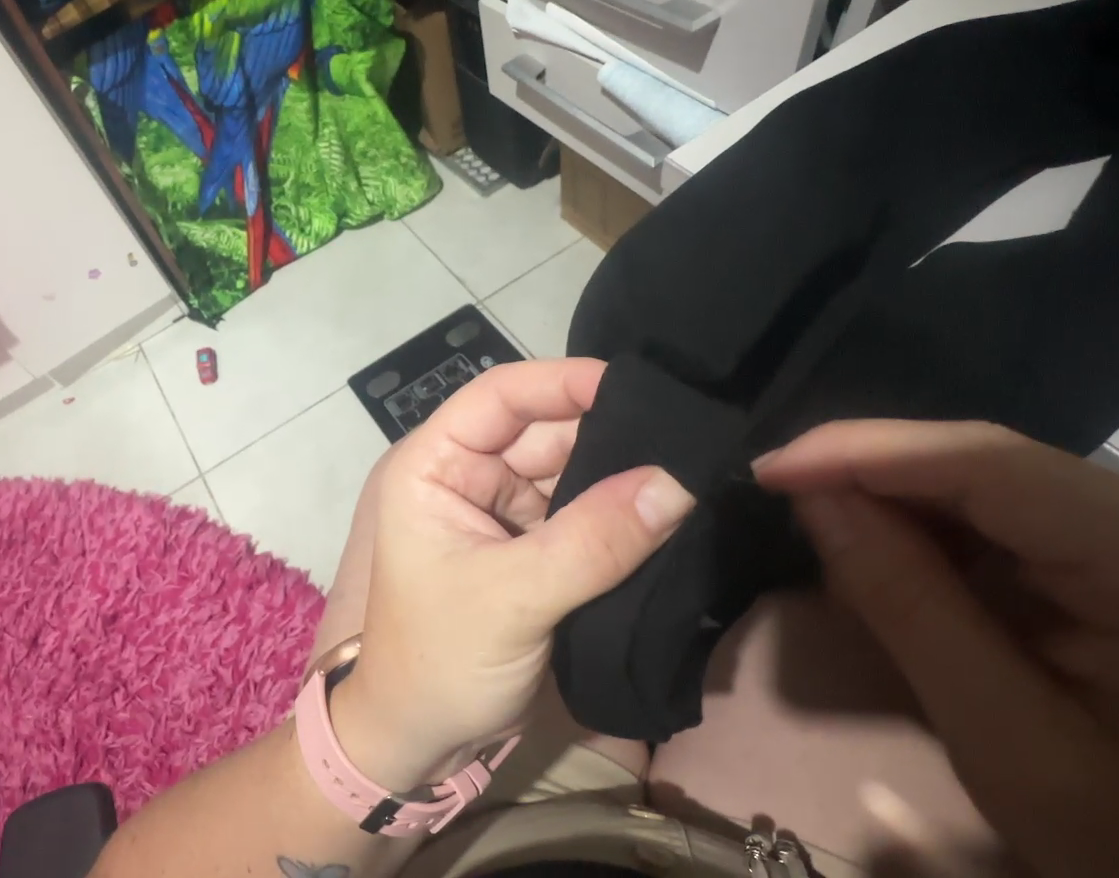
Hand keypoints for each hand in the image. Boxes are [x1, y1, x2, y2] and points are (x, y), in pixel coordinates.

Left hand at [327, 359, 693, 790]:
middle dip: (608, 429)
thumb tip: (677, 483)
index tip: (638, 385)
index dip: (562, 381)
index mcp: (434, 465)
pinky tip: (672, 503)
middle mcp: (467, 475)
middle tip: (692, 429)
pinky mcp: (531, 548)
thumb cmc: (441, 658)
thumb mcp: (512, 597)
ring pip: (569, 471)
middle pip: (543, 430)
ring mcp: (501, 511)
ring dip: (622, 472)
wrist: (422, 738)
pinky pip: (581, 513)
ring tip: (697, 462)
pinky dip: (620, 512)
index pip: (499, 397)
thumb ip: (594, 540)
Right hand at [754, 420, 1118, 877]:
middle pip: (996, 466)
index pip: (992, 465)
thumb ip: (908, 609)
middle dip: (876, 481)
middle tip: (790, 513)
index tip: (766, 471)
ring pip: (1006, 484)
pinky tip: (912, 572)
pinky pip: (1032, 517)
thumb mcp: (1013, 748)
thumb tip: (815, 498)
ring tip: (841, 551)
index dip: (863, 450)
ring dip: (908, 510)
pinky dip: (953, 537)